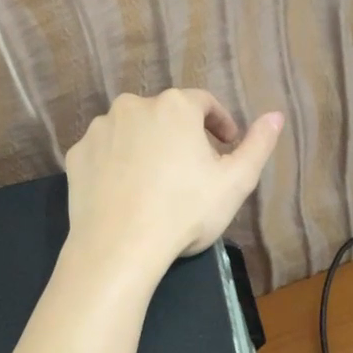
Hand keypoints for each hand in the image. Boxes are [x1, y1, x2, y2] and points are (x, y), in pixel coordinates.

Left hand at [62, 89, 283, 268]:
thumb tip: (275, 116)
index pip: (204, 103)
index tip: (227, 145)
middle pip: (166, 115)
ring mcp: (100, 129)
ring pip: (132, 131)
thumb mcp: (235, 183)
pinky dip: (118, 164)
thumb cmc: (185, 212)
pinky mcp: (77, 155)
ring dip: (148, 148)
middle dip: (181, 137)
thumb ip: (258, 145)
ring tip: (157, 184)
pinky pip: (105, 153)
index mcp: (175, 106)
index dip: (220, 123)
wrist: (119, 248)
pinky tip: (128, 192)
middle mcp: (133, 106)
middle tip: (192, 171)